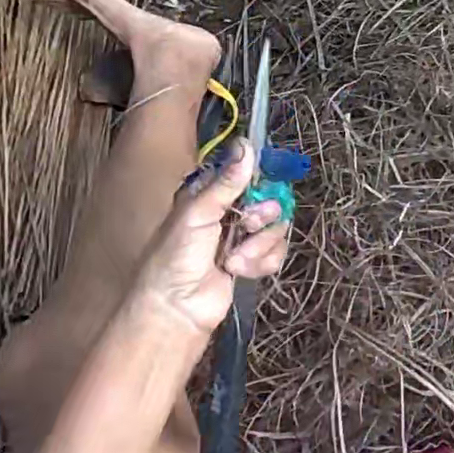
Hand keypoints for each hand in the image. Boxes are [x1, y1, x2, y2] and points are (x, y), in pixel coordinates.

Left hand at [124, 140, 291, 336]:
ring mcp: (243, 238)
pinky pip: (276, 252)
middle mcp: (229, 213)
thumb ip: (227, 182)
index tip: (260, 186)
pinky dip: (263, 262)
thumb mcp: (198, 213)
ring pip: (275, 227)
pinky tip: (241, 271)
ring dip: (259, 244)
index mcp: (210, 195)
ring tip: (236, 259)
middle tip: (248, 225)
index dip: (257, 179)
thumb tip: (246, 144)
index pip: (244, 174)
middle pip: (268, 199)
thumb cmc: (178, 256)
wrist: (177, 308)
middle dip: (263, 214)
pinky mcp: (253, 262)